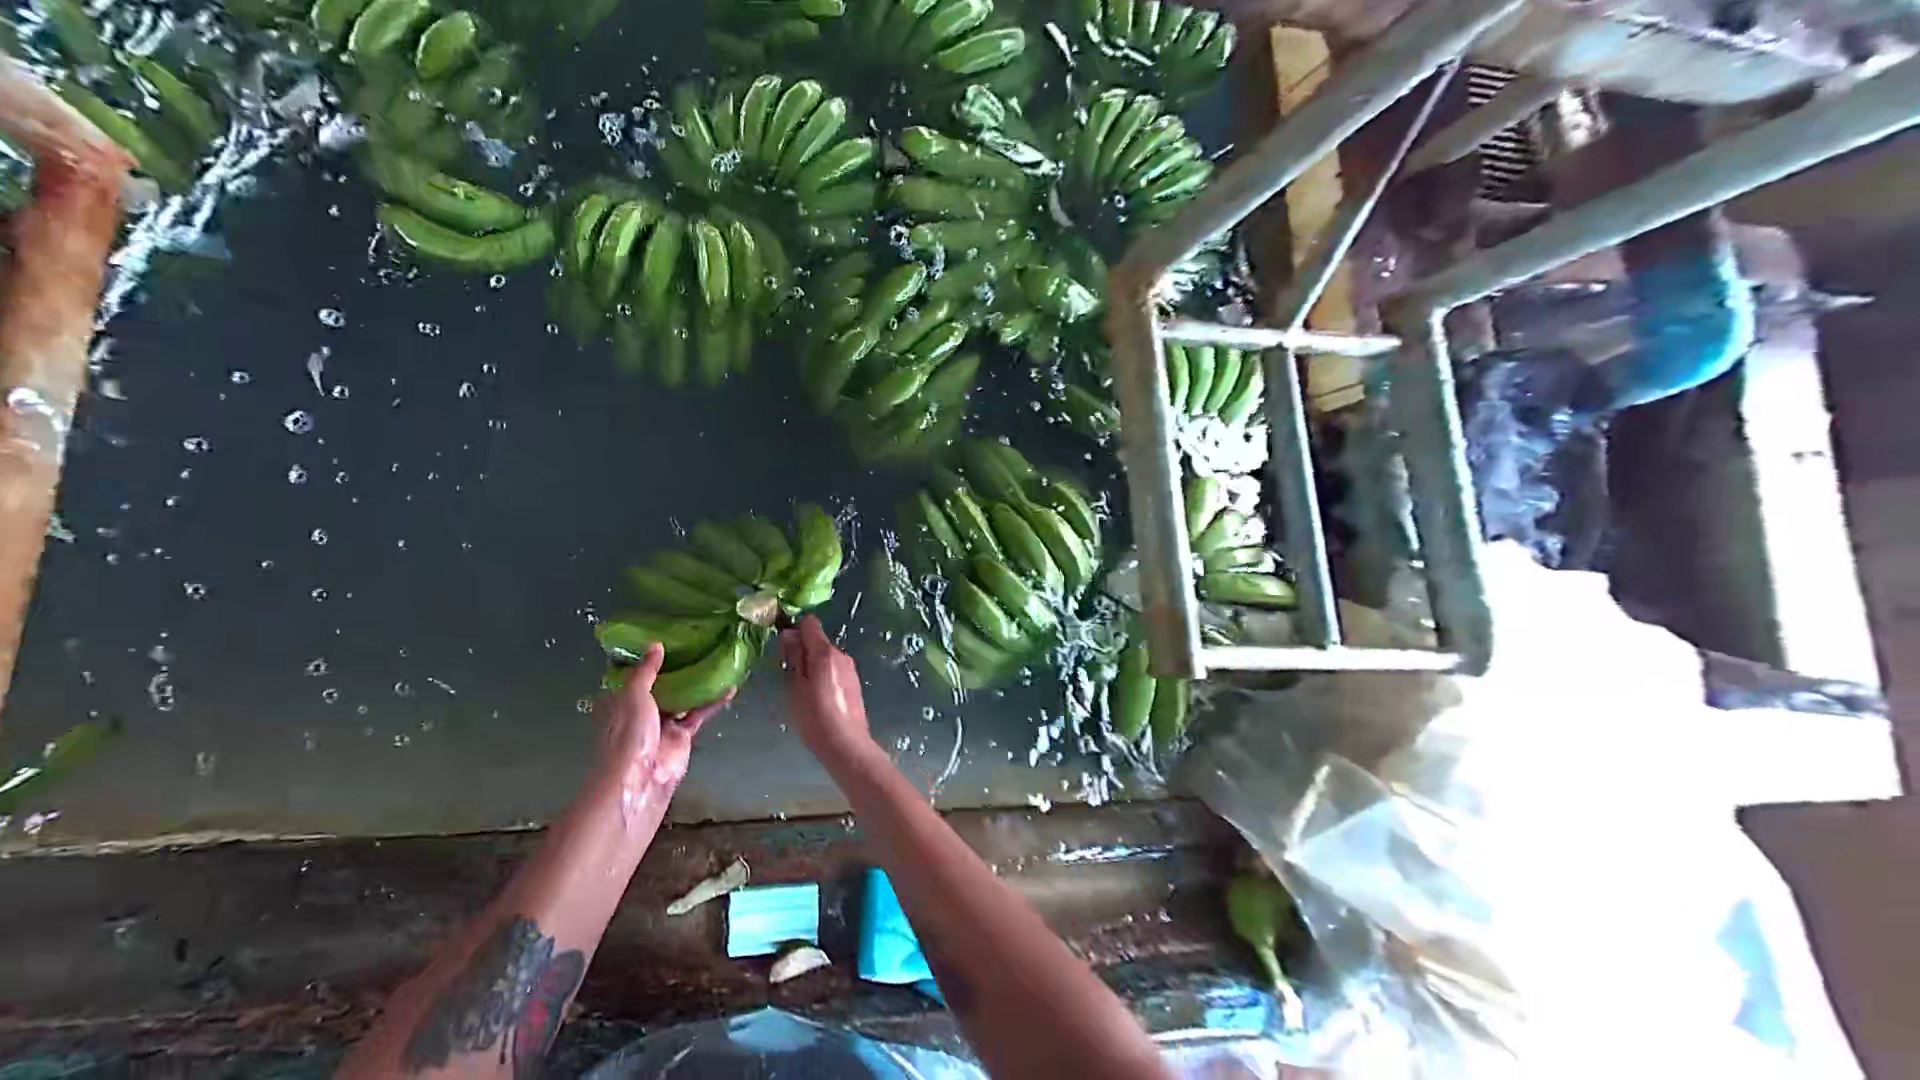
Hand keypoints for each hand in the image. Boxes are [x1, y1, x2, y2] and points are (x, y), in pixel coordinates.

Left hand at [587, 643, 730, 800]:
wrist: (639, 780)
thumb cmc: (628, 734)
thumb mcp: (633, 695)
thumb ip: (646, 671)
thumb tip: (656, 644)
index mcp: (620, 701)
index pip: (633, 675)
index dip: (646, 658)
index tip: (665, 638)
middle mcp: (640, 711)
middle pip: (660, 686)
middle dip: (675, 669)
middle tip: (696, 644)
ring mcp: (662, 724)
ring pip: (682, 699)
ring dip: (697, 684)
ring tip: (715, 661)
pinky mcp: (682, 736)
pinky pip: (699, 714)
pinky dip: (713, 702)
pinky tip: (729, 688)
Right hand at [779, 615, 872, 762]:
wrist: (846, 744)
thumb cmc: (814, 717)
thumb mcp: (796, 686)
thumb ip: (794, 657)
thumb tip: (789, 633)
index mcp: (825, 652)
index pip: (810, 623)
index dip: (794, 630)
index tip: (783, 646)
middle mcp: (841, 654)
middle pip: (818, 641)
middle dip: (803, 650)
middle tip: (789, 674)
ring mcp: (850, 669)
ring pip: (826, 656)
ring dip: (813, 665)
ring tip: (802, 690)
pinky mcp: (854, 682)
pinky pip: (834, 670)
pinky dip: (824, 676)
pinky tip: (818, 698)